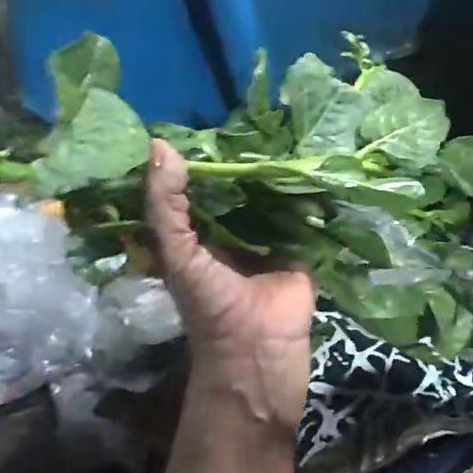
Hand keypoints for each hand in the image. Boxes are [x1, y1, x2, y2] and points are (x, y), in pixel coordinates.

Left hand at [145, 140, 315, 429]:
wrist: (256, 350)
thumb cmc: (208, 303)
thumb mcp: (175, 252)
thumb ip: (165, 205)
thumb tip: (161, 144)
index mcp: (199, 232)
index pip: (198, 186)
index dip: (199, 159)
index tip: (206, 123)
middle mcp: (233, 230)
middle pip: (238, 188)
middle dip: (243, 163)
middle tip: (255, 122)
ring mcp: (270, 238)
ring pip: (271, 197)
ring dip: (276, 175)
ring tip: (286, 135)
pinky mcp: (301, 248)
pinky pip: (304, 215)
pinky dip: (306, 195)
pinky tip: (312, 164)